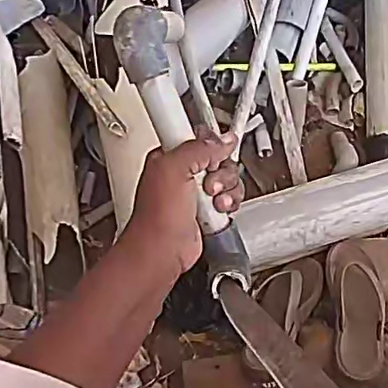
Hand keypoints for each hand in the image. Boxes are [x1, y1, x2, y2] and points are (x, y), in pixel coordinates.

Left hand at [122, 132, 242, 274]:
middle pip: (219, 157)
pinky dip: (229, 202)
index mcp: (169, 156)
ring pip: (228, 177)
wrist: (163, 251)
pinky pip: (230, 196)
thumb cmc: (157, 217)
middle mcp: (183, 171)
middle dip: (221, 171)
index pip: (199, 136)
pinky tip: (218, 210)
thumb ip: (199, 148)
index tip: (211, 156)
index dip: (209, 144)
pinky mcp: (207, 208)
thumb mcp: (174, 169)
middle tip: (208, 184)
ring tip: (212, 200)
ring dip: (227, 189)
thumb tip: (222, 140)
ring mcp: (196, 191)